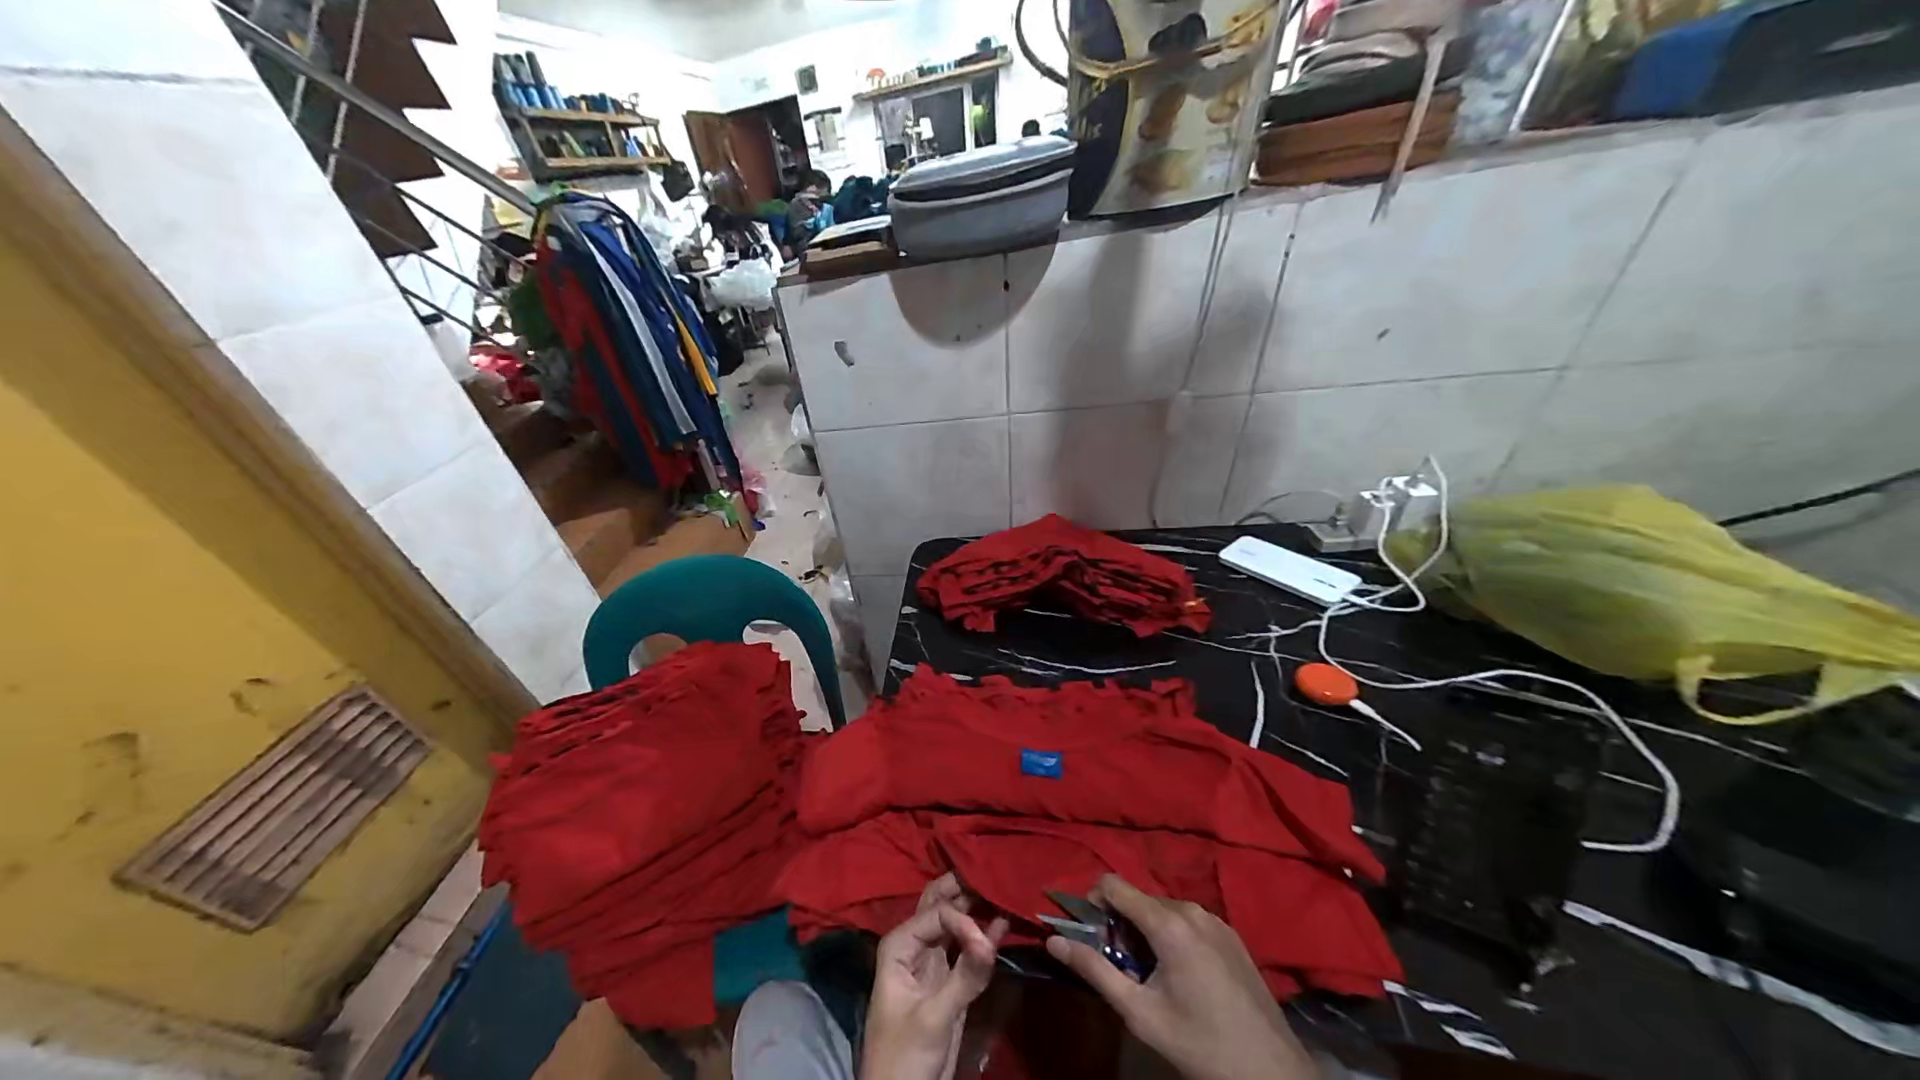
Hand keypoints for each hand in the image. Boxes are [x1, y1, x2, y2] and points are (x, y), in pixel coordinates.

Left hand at [862, 873, 1008, 1079]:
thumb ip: (963, 978)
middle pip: (941, 904)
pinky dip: (985, 935)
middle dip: (965, 887)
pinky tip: (1003, 921)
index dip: (964, 921)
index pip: (937, 914)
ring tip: (1003, 888)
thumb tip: (991, 939)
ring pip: (956, 922)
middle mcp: (916, 944)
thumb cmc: (903, 1056)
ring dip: (977, 907)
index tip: (986, 946)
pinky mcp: (950, 980)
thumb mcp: (933, 1018)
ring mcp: (934, 961)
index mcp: (900, 944)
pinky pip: (968, 949)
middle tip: (995, 871)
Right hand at [1045, 875, 1317, 1079]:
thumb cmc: (1199, 1042)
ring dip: (1145, 930)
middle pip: (1138, 898)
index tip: (1090, 935)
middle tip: (1120, 965)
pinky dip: (1171, 935)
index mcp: (1168, 923)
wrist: (1271, 1072)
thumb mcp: (1139, 1012)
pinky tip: (1180, 975)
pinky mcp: (1231, 935)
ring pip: (1163, 909)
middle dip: (1119, 923)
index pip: (1114, 885)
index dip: (1093, 903)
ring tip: (1150, 974)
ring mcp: (1216, 920)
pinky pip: (1187, 920)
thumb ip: (1094, 971)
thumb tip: (1054, 941)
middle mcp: (1192, 909)